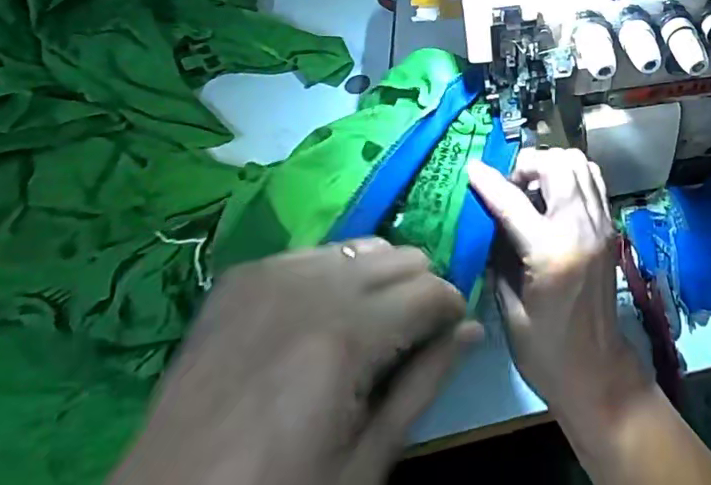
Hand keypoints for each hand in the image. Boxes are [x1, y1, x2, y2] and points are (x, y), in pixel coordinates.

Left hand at [109, 239, 479, 484]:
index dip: (451, 311)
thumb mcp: (362, 465)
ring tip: (363, 327)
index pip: (431, 290)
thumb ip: (424, 387)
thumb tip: (472, 329)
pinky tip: (315, 319)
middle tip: (406, 339)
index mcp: (344, 339)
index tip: (447, 338)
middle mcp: (310, 290)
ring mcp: (268, 277)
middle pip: (401, 256)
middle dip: (418, 291)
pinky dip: (330, 277)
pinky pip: (311, 255)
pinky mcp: (238, 280)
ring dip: (376, 280)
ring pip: (359, 247)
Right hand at [466, 149, 646, 418]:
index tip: (471, 167)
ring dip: (552, 165)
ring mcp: (601, 222)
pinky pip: (593, 179)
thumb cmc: (545, 349)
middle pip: (557, 165)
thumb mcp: (509, 307)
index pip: (514, 201)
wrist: (596, 368)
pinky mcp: (610, 225)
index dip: (489, 181)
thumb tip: (487, 218)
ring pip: (580, 163)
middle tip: (511, 186)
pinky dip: (572, 175)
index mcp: (551, 252)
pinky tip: (554, 196)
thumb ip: (499, 256)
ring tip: (532, 187)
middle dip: (528, 165)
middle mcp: (581, 227)